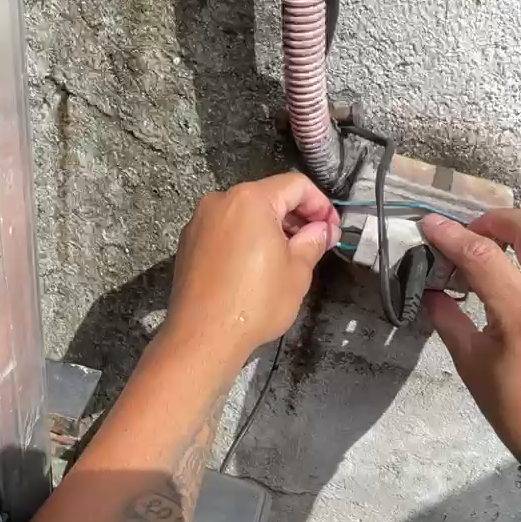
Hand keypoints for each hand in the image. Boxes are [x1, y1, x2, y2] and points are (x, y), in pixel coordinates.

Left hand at [164, 172, 337, 362]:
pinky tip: (257, 265)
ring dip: (271, 227)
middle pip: (268, 196)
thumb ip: (313, 241)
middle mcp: (221, 202)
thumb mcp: (297, 271)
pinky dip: (245, 238)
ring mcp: (200, 221)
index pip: (296, 185)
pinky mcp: (189, 242)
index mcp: (251, 200)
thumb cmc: (254, 303)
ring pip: (245, 213)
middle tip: (315, 242)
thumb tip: (322, 230)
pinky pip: (225, 229)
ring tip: (288, 256)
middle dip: (296, 216)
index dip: (321, 204)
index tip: (331, 227)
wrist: (203, 336)